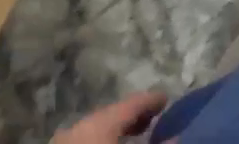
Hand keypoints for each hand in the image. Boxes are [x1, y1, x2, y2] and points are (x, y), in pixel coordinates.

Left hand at [52, 92, 167, 143]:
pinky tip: (109, 143)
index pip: (131, 103)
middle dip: (132, 115)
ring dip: (115, 128)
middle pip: (111, 113)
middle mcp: (78, 124)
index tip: (166, 99)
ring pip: (94, 126)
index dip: (151, 100)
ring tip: (133, 134)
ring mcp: (62, 139)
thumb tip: (176, 135)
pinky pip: (83, 138)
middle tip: (152, 118)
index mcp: (99, 122)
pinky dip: (99, 138)